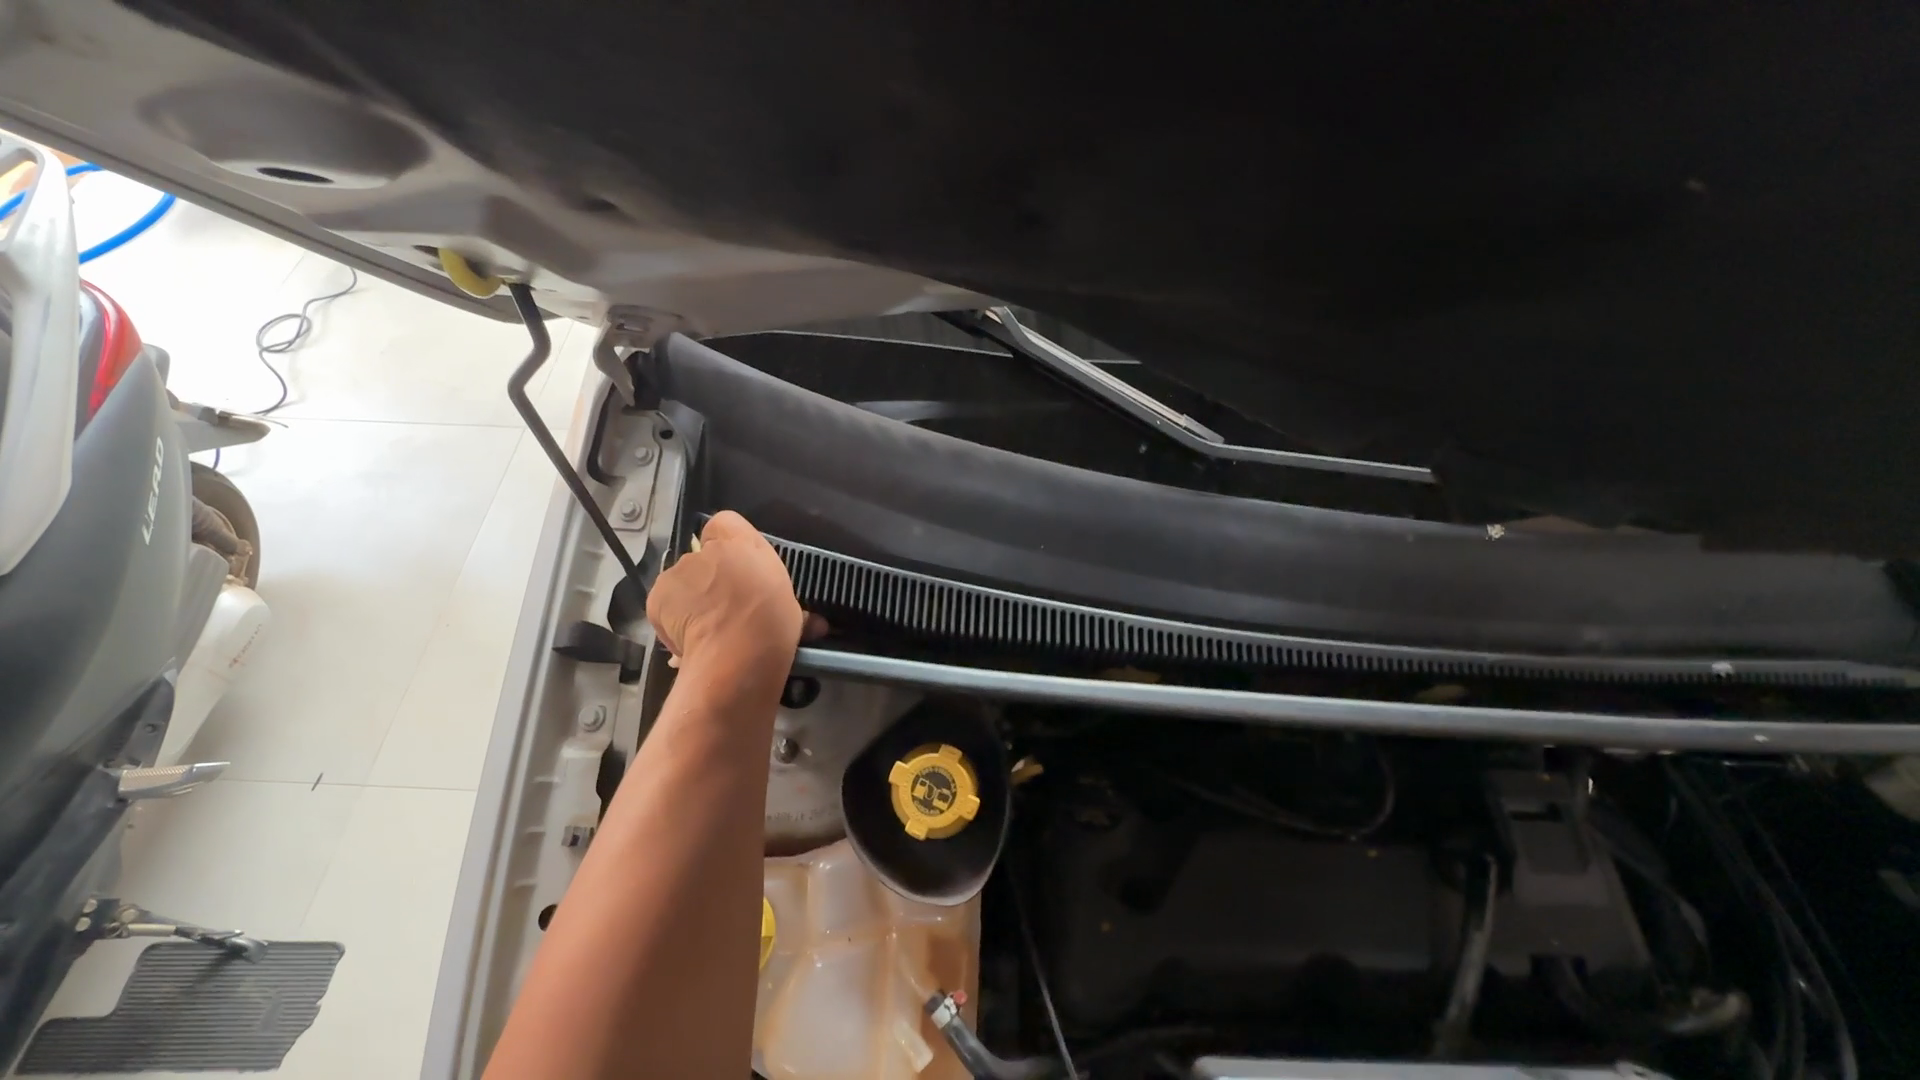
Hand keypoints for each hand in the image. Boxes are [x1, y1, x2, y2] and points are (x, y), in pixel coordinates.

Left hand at [645, 511, 823, 677]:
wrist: (736, 656)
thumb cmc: (772, 628)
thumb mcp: (793, 610)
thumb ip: (793, 608)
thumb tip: (817, 625)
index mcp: (744, 545)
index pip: (725, 523)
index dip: (726, 543)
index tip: (735, 567)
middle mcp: (708, 550)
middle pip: (703, 556)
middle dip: (710, 577)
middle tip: (724, 607)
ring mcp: (679, 571)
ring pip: (683, 580)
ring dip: (691, 598)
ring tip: (704, 629)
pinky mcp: (658, 595)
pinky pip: (665, 603)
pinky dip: (672, 617)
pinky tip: (686, 638)